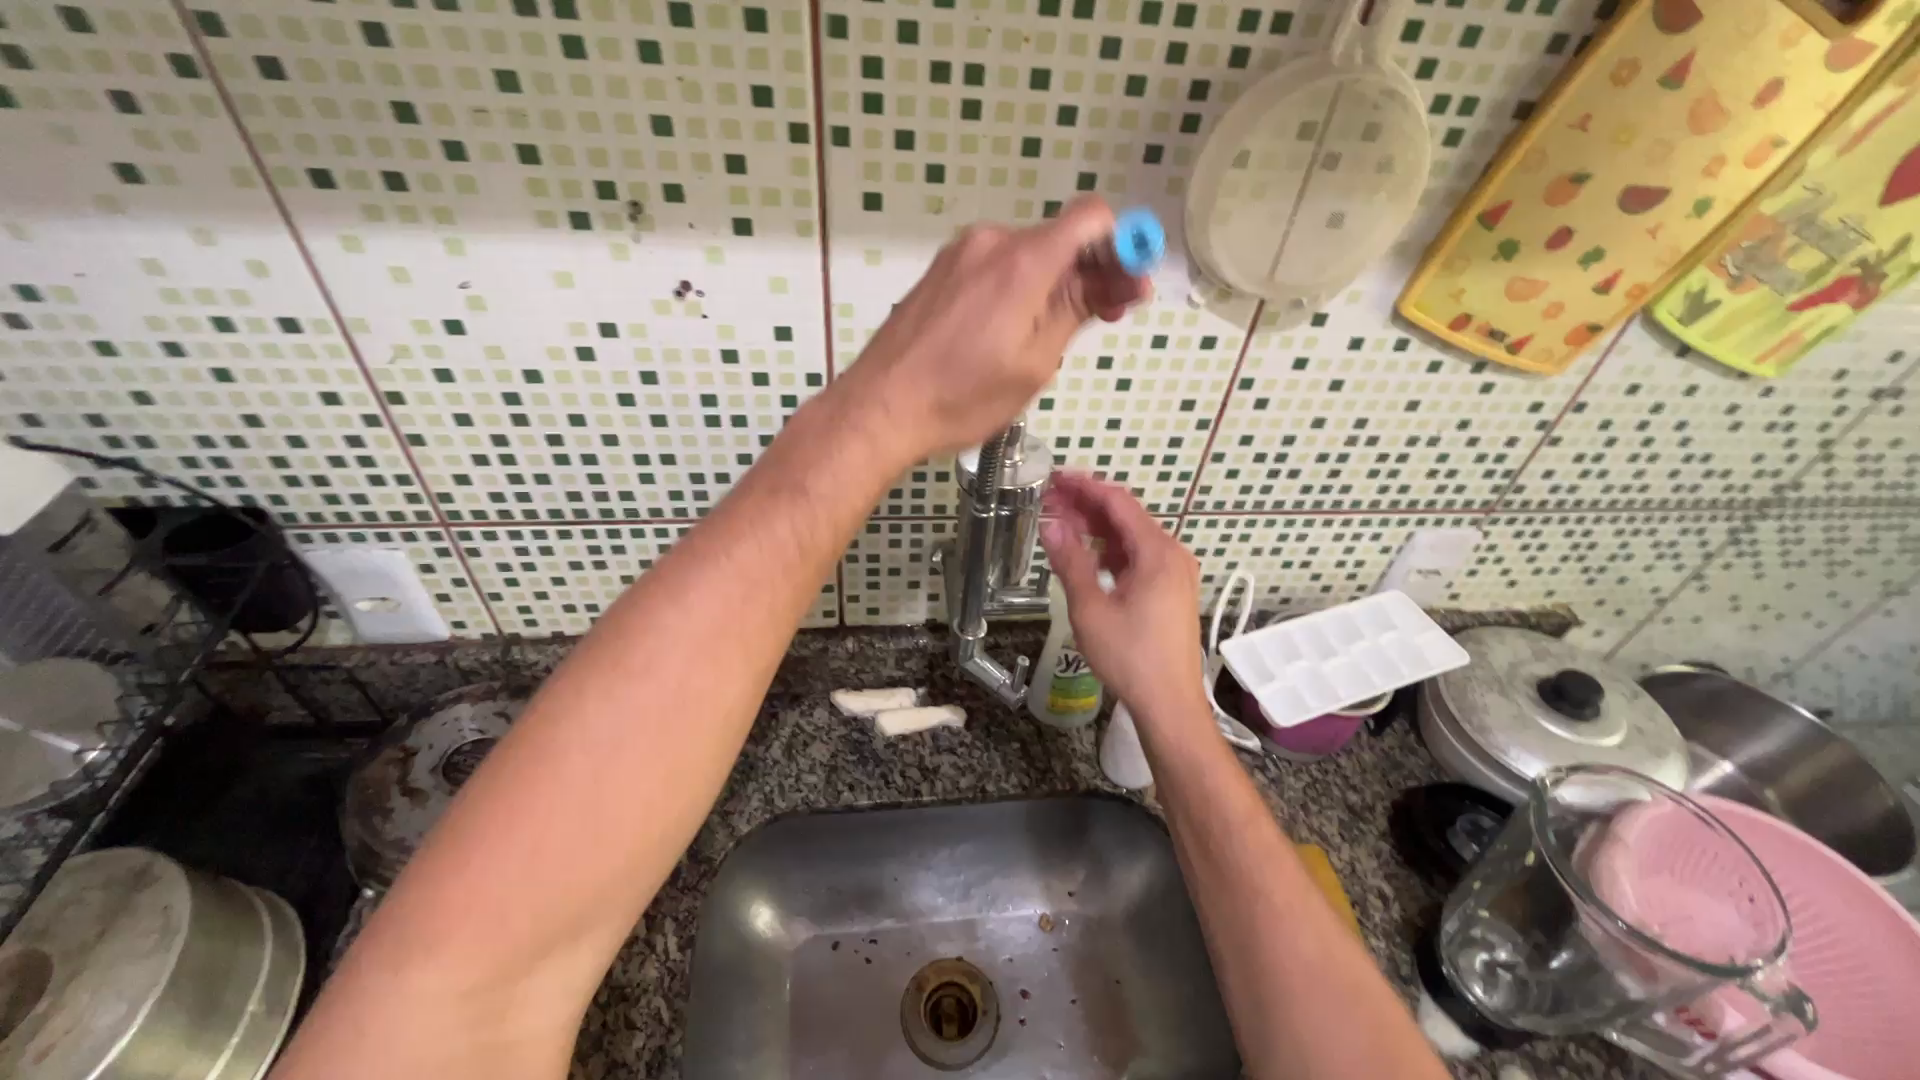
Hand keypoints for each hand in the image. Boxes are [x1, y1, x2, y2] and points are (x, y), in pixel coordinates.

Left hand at [838, 196, 1150, 459]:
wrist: (881, 407)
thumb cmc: (962, 396)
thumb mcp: (1034, 363)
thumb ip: (1079, 311)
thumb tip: (1119, 280)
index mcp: (1023, 260)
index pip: (1092, 217)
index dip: (1120, 246)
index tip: (1126, 286)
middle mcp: (992, 242)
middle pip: (1061, 238)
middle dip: (1091, 273)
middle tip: (1105, 319)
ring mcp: (961, 254)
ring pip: (1029, 256)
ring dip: (1054, 285)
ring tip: (1052, 338)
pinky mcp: (941, 272)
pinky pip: (997, 268)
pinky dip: (1020, 290)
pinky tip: (1014, 332)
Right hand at [1039, 473, 1210, 732]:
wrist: (1169, 703)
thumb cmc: (1131, 658)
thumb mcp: (1091, 608)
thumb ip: (1070, 561)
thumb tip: (1050, 524)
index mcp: (1158, 553)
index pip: (1118, 502)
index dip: (1085, 487)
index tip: (1056, 478)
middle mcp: (1173, 556)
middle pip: (1126, 517)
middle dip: (1087, 506)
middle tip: (1049, 500)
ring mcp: (1176, 574)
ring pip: (1131, 538)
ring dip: (1097, 528)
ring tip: (1061, 523)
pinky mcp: (1172, 591)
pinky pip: (1138, 558)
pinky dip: (1111, 551)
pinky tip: (1086, 554)